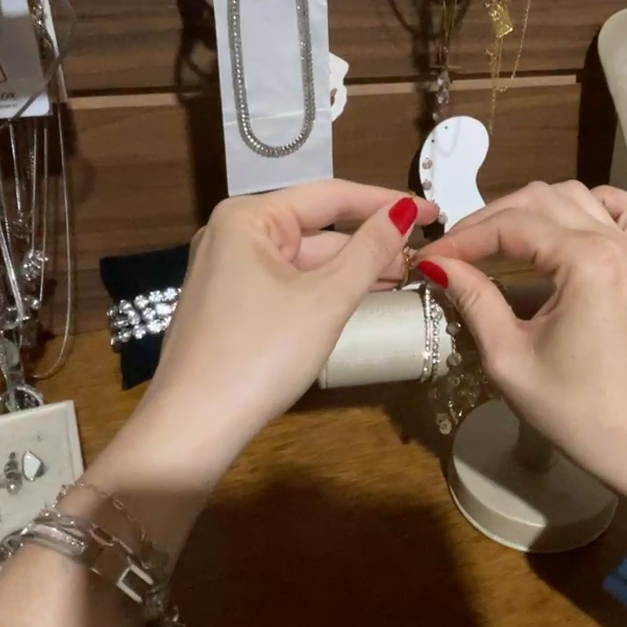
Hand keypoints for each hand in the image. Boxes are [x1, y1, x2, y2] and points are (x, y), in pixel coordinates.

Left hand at [91, 181, 437, 497]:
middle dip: (370, 242)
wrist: (192, 430)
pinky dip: (327, 287)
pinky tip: (364, 294)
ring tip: (405, 275)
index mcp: (248, 217)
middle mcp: (234, 233)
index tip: (433, 210)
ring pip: (306, 259)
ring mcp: (230, 269)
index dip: (386, 202)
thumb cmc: (261, 354)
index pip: (331, 196)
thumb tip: (407, 209)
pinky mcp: (232, 302)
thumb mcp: (327, 299)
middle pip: (318, 229)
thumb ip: (371, 250)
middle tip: (423, 252)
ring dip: (353, 268)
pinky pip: (290, 281)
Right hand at [418, 183, 626, 516]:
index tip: (430, 258)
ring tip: (496, 239)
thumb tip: (437, 264)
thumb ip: (474, 300)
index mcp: (586, 262)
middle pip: (539, 199)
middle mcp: (614, 242)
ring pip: (576, 195)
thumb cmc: (577, 412)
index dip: (464, 238)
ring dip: (531, 208)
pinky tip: (567, 222)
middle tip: (455, 251)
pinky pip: (625, 210)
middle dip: (489, 219)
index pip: (511, 225)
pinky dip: (593, 204)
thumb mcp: (510, 359)